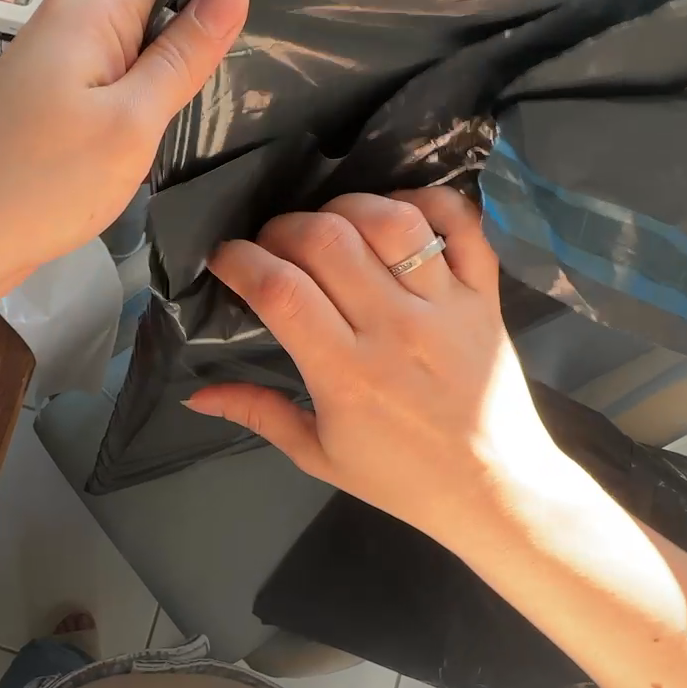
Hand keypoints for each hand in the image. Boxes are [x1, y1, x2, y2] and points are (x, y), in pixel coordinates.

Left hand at [0, 0, 247, 291]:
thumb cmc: (47, 184)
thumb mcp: (132, 122)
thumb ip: (183, 56)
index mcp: (86, 9)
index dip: (205, 28)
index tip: (228, 81)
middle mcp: (60, 24)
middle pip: (146, 29)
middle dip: (174, 75)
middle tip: (195, 126)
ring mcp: (42, 69)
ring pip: (121, 72)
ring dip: (144, 108)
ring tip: (153, 149)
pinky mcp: (34, 109)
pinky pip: (93, 102)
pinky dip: (113, 128)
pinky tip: (117, 162)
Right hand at [183, 190, 567, 543]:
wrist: (491, 486)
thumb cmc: (395, 476)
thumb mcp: (314, 453)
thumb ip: (256, 414)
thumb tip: (195, 395)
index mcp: (344, 374)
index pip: (281, 292)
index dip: (241, 262)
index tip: (223, 259)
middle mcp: (394, 328)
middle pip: (327, 241)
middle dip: (281, 229)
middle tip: (268, 246)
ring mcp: (445, 305)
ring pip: (389, 220)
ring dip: (343, 208)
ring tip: (324, 227)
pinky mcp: (485, 294)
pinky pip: (459, 223)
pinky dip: (421, 201)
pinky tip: (390, 215)